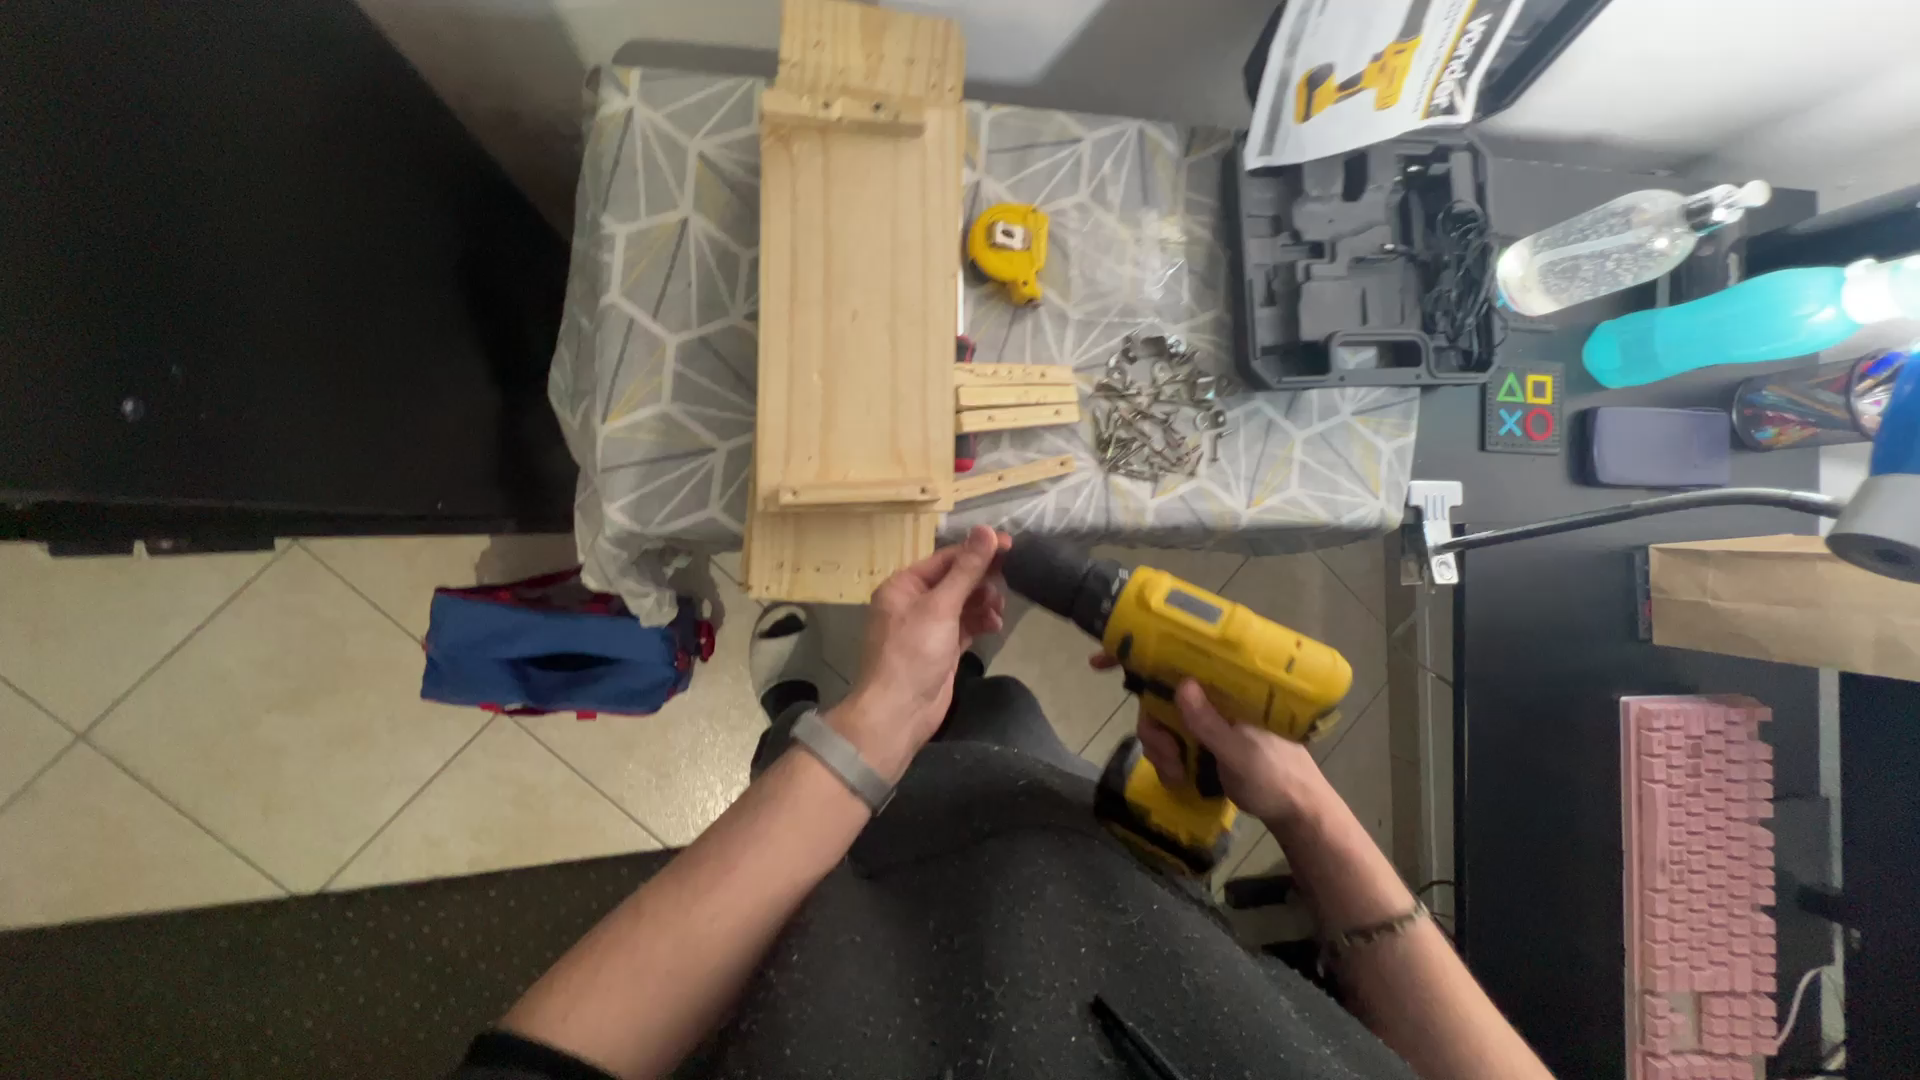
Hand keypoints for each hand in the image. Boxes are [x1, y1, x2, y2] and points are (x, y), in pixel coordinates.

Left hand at [831, 525, 1009, 778]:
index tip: (1010, 545)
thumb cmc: (912, 653)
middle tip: (1011, 578)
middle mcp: (913, 602)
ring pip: (962, 603)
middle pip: (955, 580)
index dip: (978, 550)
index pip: (946, 558)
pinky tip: (995, 625)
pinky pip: (965, 626)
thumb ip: (966, 570)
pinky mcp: (941, 649)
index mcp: (903, 585)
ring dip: (983, 602)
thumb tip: (987, 531)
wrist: (898, 713)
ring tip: (998, 608)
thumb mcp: (941, 607)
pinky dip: (980, 622)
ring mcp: (927, 627)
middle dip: (982, 579)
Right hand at [1091, 655, 1335, 835]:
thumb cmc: (1279, 777)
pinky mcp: (1197, 740)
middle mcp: (1211, 695)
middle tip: (1168, 755)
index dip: (1142, 653)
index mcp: (1228, 686)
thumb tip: (1182, 685)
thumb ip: (1211, 723)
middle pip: (1158, 694)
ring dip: (1160, 750)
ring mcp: (1202, 718)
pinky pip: (1164, 742)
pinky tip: (1180, 778)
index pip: (1182, 657)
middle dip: (1153, 728)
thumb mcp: (1243, 754)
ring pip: (1157, 720)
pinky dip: (1165, 761)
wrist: (1295, 813)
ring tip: (1178, 773)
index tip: (1103, 659)